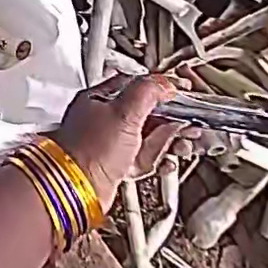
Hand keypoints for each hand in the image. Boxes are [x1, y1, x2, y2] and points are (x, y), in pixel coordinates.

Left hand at [47, 73, 180, 204]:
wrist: (76, 185)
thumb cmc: (89, 149)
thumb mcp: (122, 114)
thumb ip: (145, 94)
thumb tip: (164, 83)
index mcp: (99, 99)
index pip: (134, 85)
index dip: (159, 87)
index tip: (181, 89)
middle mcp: (103, 119)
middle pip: (145, 113)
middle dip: (171, 119)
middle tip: (191, 124)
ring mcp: (110, 142)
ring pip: (148, 136)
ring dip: (170, 140)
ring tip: (183, 145)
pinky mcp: (116, 163)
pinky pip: (144, 158)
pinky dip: (160, 159)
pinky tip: (168, 162)